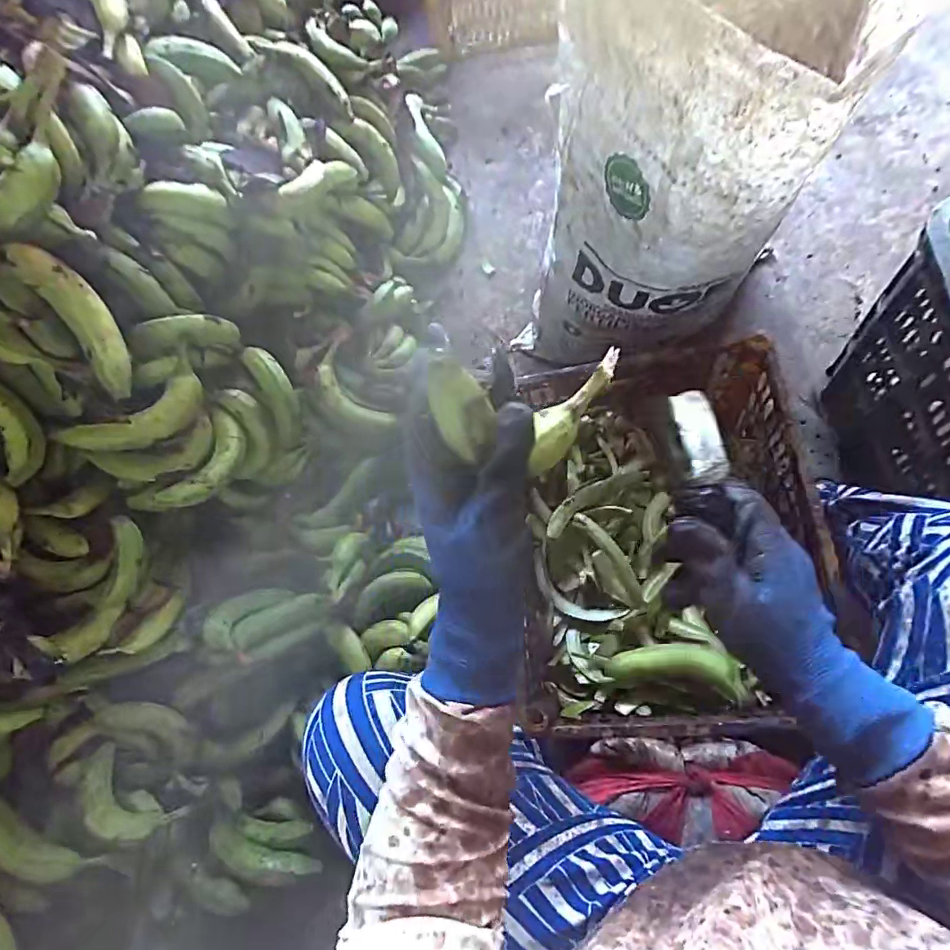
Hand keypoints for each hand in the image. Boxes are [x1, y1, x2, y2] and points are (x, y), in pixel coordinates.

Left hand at [407, 363, 533, 706]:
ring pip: (478, 429)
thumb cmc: (480, 569)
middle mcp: (446, 469)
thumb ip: (502, 465)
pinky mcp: (492, 489)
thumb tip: (517, 409)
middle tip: (491, 353)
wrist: (488, 611)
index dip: (428, 375)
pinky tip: (528, 414)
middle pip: (451, 414)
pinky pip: (500, 449)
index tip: (438, 338)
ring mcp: (470, 479)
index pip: (421, 413)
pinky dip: (513, 429)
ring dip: (493, 400)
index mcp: (429, 472)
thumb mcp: (490, 517)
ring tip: (507, 368)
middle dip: (467, 381)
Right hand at [663, 484, 933, 785]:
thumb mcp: (730, 595)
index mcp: (770, 542)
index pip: (742, 498)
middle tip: (660, 548)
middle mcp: (773, 548)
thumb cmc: (769, 636)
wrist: (810, 677)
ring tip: (665, 582)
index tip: (676, 500)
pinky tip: (680, 601)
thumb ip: (707, 556)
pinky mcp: (767, 591)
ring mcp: (771, 570)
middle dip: (691, 532)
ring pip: (725, 550)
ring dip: (693, 561)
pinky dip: (706, 581)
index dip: (708, 492)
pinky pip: (732, 573)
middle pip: (728, 523)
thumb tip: (680, 522)